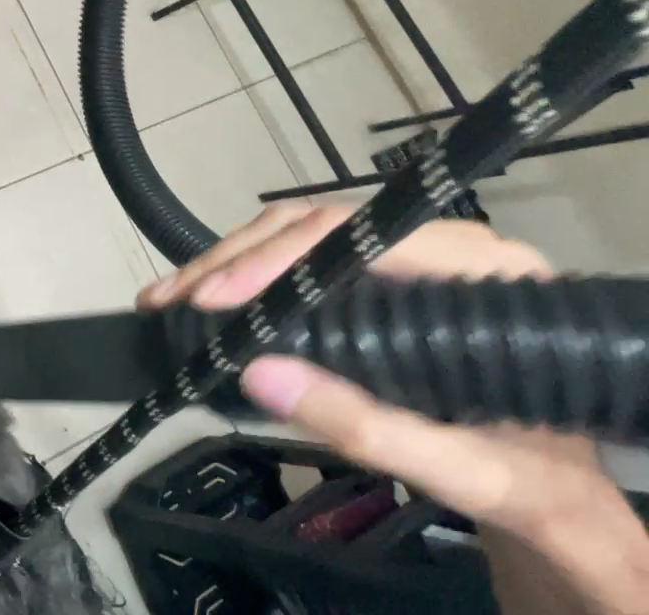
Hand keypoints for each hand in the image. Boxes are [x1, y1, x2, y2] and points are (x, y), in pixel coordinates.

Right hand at [141, 206, 648, 614]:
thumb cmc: (531, 485)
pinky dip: (235, 275)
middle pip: (312, 227)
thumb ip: (370, 427)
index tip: (213, 298)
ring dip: (221, 264)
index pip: (360, 238)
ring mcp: (403, 257)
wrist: (556, 496)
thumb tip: (254, 371)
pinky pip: (290, 256)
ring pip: (290, 234)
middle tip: (170, 298)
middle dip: (229, 262)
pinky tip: (197, 296)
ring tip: (166, 297)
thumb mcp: (466, 472)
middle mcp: (443, 248)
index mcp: (482, 275)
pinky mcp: (370, 276)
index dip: (276, 260)